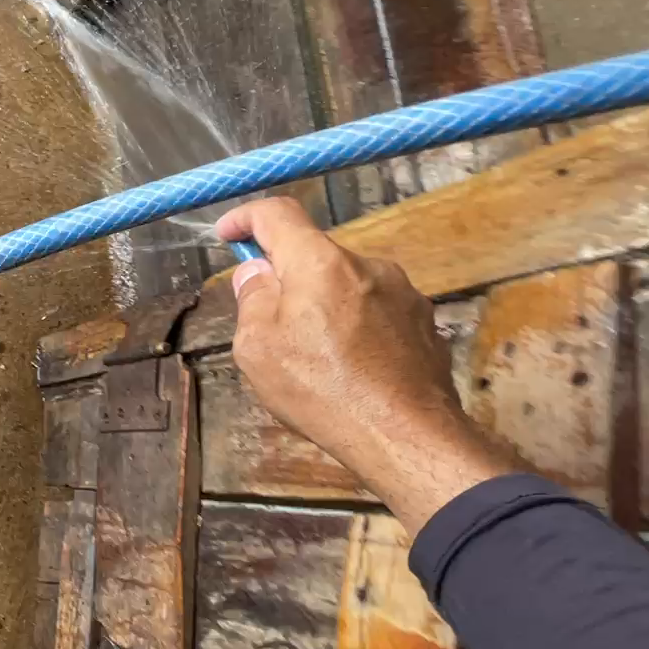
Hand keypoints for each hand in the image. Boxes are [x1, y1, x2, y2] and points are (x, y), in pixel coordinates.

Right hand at [216, 199, 517, 530]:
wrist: (402, 433)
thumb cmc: (318, 388)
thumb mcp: (257, 347)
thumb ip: (253, 300)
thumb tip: (257, 272)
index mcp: (320, 264)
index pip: (278, 215)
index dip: (246, 218)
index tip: (227, 232)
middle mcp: (366, 265)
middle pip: (312, 254)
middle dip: (283, 276)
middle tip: (261, 321)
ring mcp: (402, 291)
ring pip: (342, 283)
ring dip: (317, 303)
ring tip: (305, 354)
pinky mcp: (421, 320)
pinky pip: (370, 308)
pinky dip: (347, 323)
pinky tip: (342, 364)